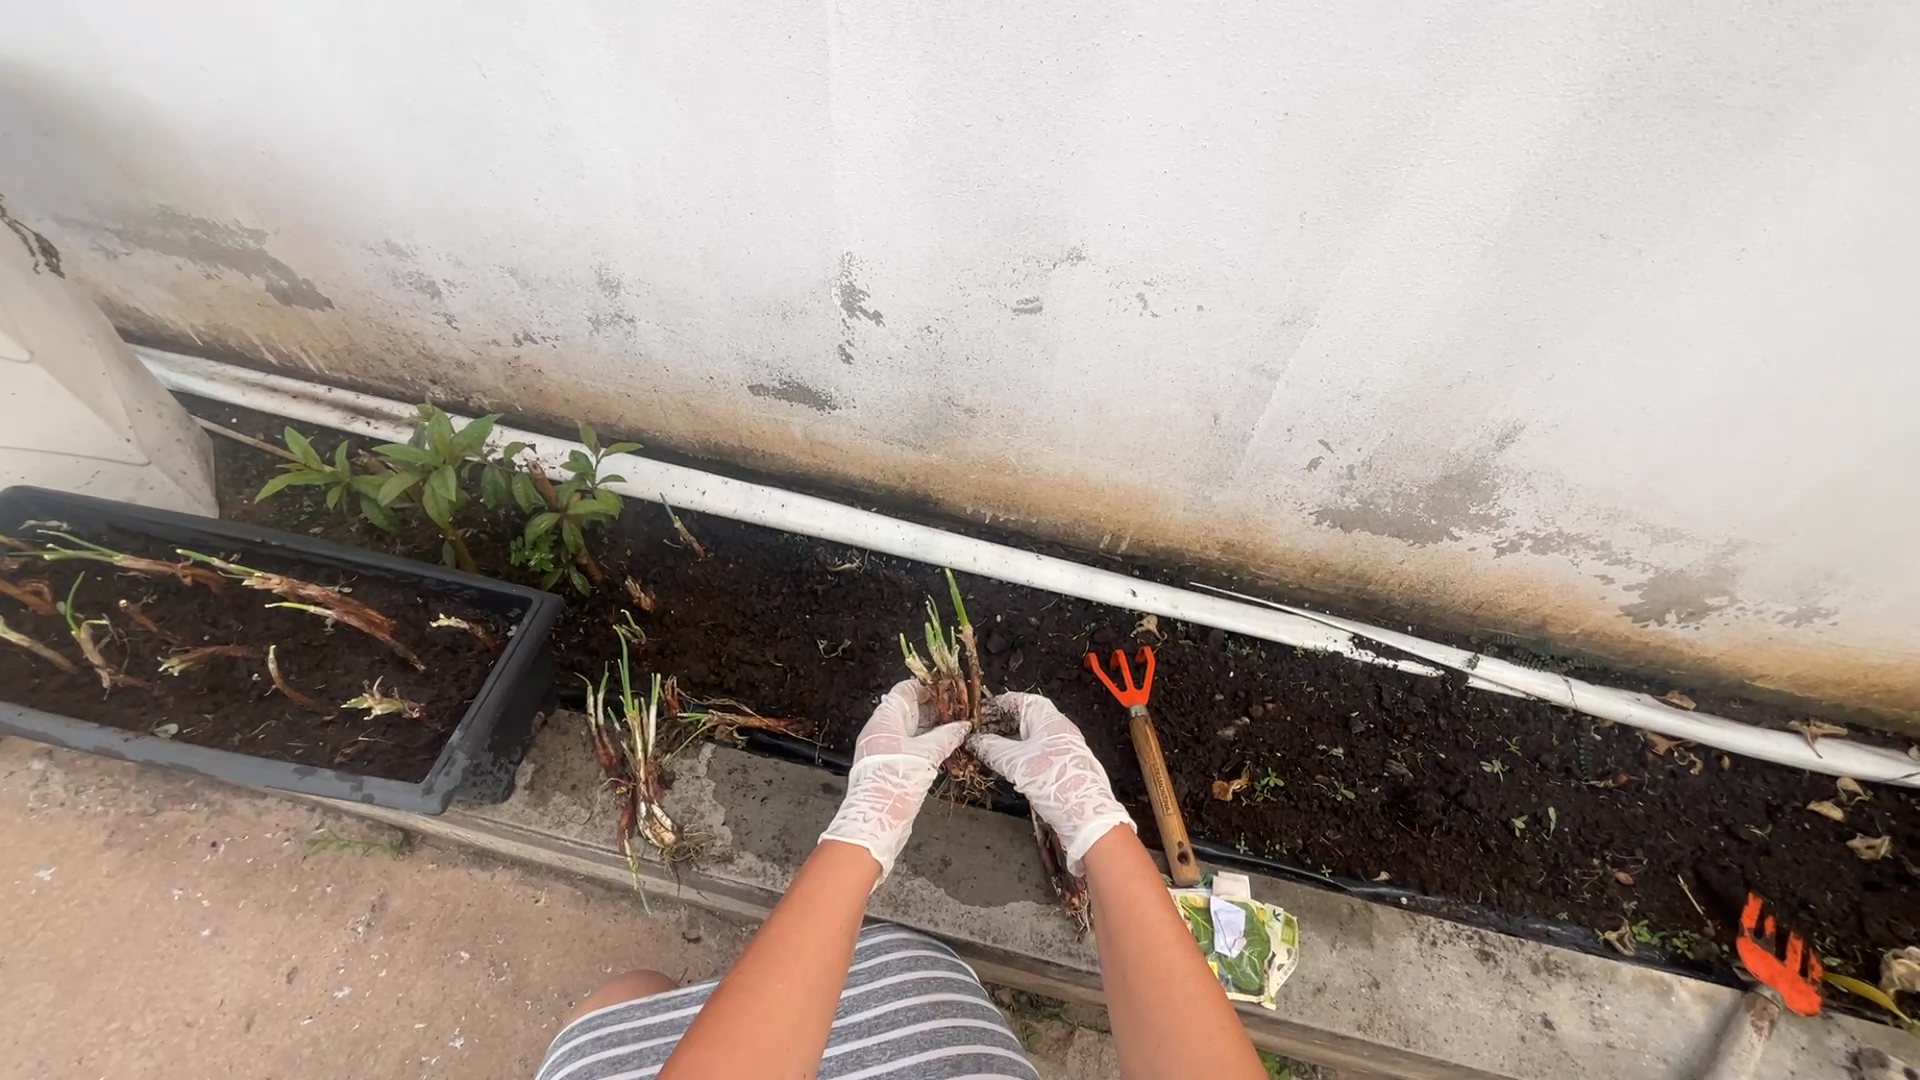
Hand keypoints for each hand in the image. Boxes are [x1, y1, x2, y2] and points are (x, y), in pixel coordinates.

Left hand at [818, 680, 969, 881]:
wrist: (875, 819)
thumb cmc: (896, 781)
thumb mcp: (927, 754)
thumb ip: (946, 736)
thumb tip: (963, 725)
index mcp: (885, 719)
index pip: (904, 691)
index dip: (926, 687)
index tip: (947, 688)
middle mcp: (880, 729)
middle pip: (907, 708)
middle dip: (932, 707)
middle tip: (956, 708)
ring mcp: (881, 747)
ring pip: (908, 727)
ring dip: (929, 725)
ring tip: (953, 725)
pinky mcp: (885, 764)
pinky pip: (906, 744)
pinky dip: (922, 741)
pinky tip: (940, 746)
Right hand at [970, 692, 1133, 873]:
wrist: (1086, 815)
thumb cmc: (1055, 781)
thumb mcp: (1015, 762)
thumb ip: (991, 748)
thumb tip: (974, 740)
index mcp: (1048, 718)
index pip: (1019, 700)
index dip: (997, 704)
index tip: (978, 714)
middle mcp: (1057, 729)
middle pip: (1024, 717)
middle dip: (1000, 723)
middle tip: (979, 733)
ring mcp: (1061, 748)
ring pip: (1029, 737)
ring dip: (1008, 741)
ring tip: (988, 749)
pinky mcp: (1061, 766)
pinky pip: (1035, 752)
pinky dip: (1018, 755)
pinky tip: (1007, 766)